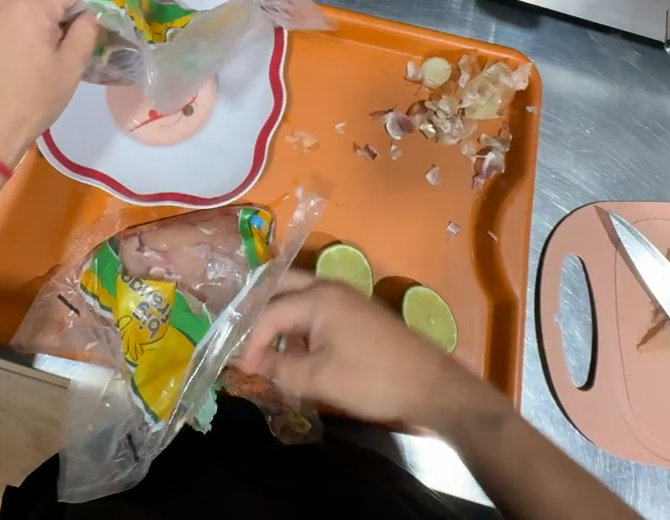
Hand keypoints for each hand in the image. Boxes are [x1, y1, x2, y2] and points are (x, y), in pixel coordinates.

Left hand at [0, 0, 98, 161]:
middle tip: (58, 40)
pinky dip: (5, 24)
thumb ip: (86, 29)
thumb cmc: (30, 103)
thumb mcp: (71, 68)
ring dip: (29, 13)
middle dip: (56, 5)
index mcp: (28, 5)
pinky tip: (4, 55)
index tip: (84, 23)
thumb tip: (87, 13)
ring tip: (29, 49)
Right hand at [236, 274, 496, 429]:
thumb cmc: (372, 380)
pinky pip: (314, 304)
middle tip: (239, 334)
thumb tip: (251, 365)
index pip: (268, 312)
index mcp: (317, 297)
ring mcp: (344, 295)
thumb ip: (280, 369)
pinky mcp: (355, 310)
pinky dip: (296, 318)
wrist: (430, 385)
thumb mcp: (320, 380)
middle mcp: (327, 285)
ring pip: (297, 293)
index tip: (241, 369)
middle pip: (279, 285)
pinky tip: (292, 344)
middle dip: (256, 308)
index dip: (250, 341)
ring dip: (277, 312)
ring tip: (260, 340)